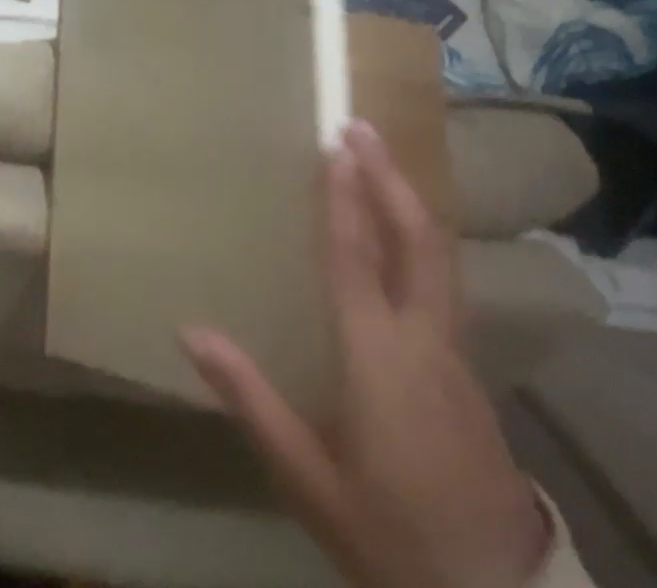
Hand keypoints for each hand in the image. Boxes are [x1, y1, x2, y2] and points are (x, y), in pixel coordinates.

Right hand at [180, 120, 550, 587]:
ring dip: (409, 209)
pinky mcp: (465, 380)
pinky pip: (439, 293)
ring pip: (439, 266)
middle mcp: (426, 347)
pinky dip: (416, 249)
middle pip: (421, 247)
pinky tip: (395, 250)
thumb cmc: (382, 526)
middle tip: (363, 130)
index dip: (346, 200)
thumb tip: (190, 329)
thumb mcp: (303, 472)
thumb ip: (249, 397)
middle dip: (392, 183)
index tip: (336, 146)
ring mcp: (456, 362)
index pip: (358, 262)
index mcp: (379, 361)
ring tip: (378, 169)